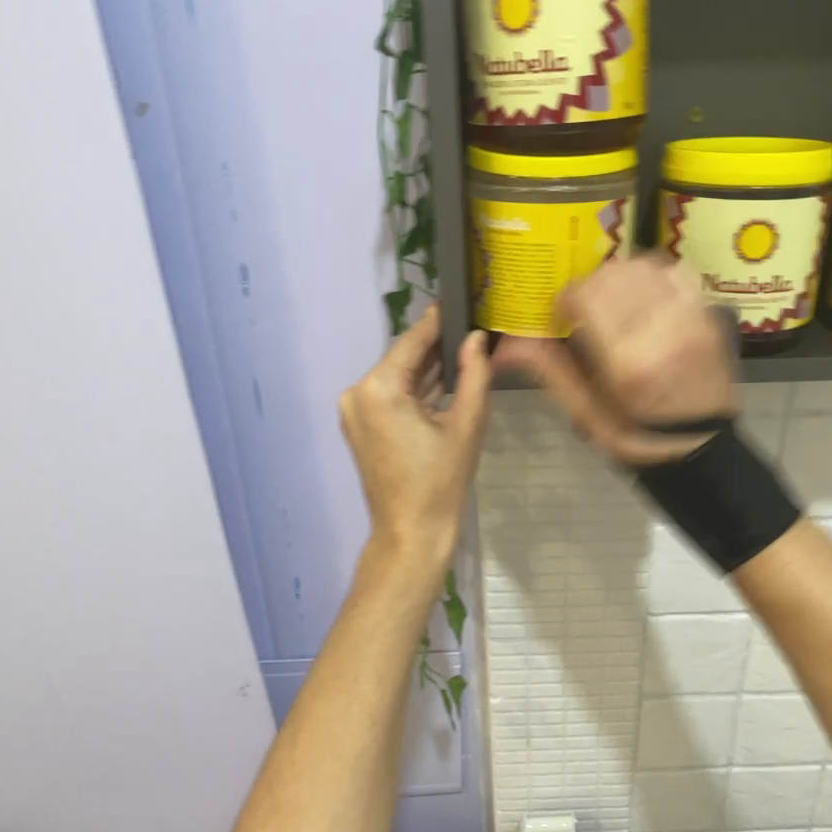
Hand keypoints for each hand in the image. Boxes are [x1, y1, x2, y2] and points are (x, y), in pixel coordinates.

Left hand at [340, 305, 492, 559]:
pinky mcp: (360, 427)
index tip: (459, 298)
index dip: (437, 321)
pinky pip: (391, 398)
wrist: (412, 532)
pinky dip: (415, 392)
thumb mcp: (467, 424)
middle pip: (403, 359)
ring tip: (464, 351)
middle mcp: (357, 393)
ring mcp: (354, 412)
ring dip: (427, 370)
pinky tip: (445, 382)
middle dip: (435, 347)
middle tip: (470, 327)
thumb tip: (476, 337)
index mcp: (378, 388)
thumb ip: (475, 374)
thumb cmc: (441, 481)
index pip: (412, 342)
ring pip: (398, 378)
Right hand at [493, 254, 738, 464]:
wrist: (698, 448)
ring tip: (614, 301)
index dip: (566, 300)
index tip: (563, 317)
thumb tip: (504, 347)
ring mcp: (691, 321)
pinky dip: (654, 277)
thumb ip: (550, 370)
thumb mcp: (586, 414)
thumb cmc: (635, 437)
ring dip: (621, 276)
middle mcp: (662, 332)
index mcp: (627, 362)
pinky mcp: (708, 317)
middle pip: (613, 275)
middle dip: (591, 286)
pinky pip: (676, 273)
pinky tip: (644, 298)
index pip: (586, 295)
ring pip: (645, 267)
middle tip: (586, 309)